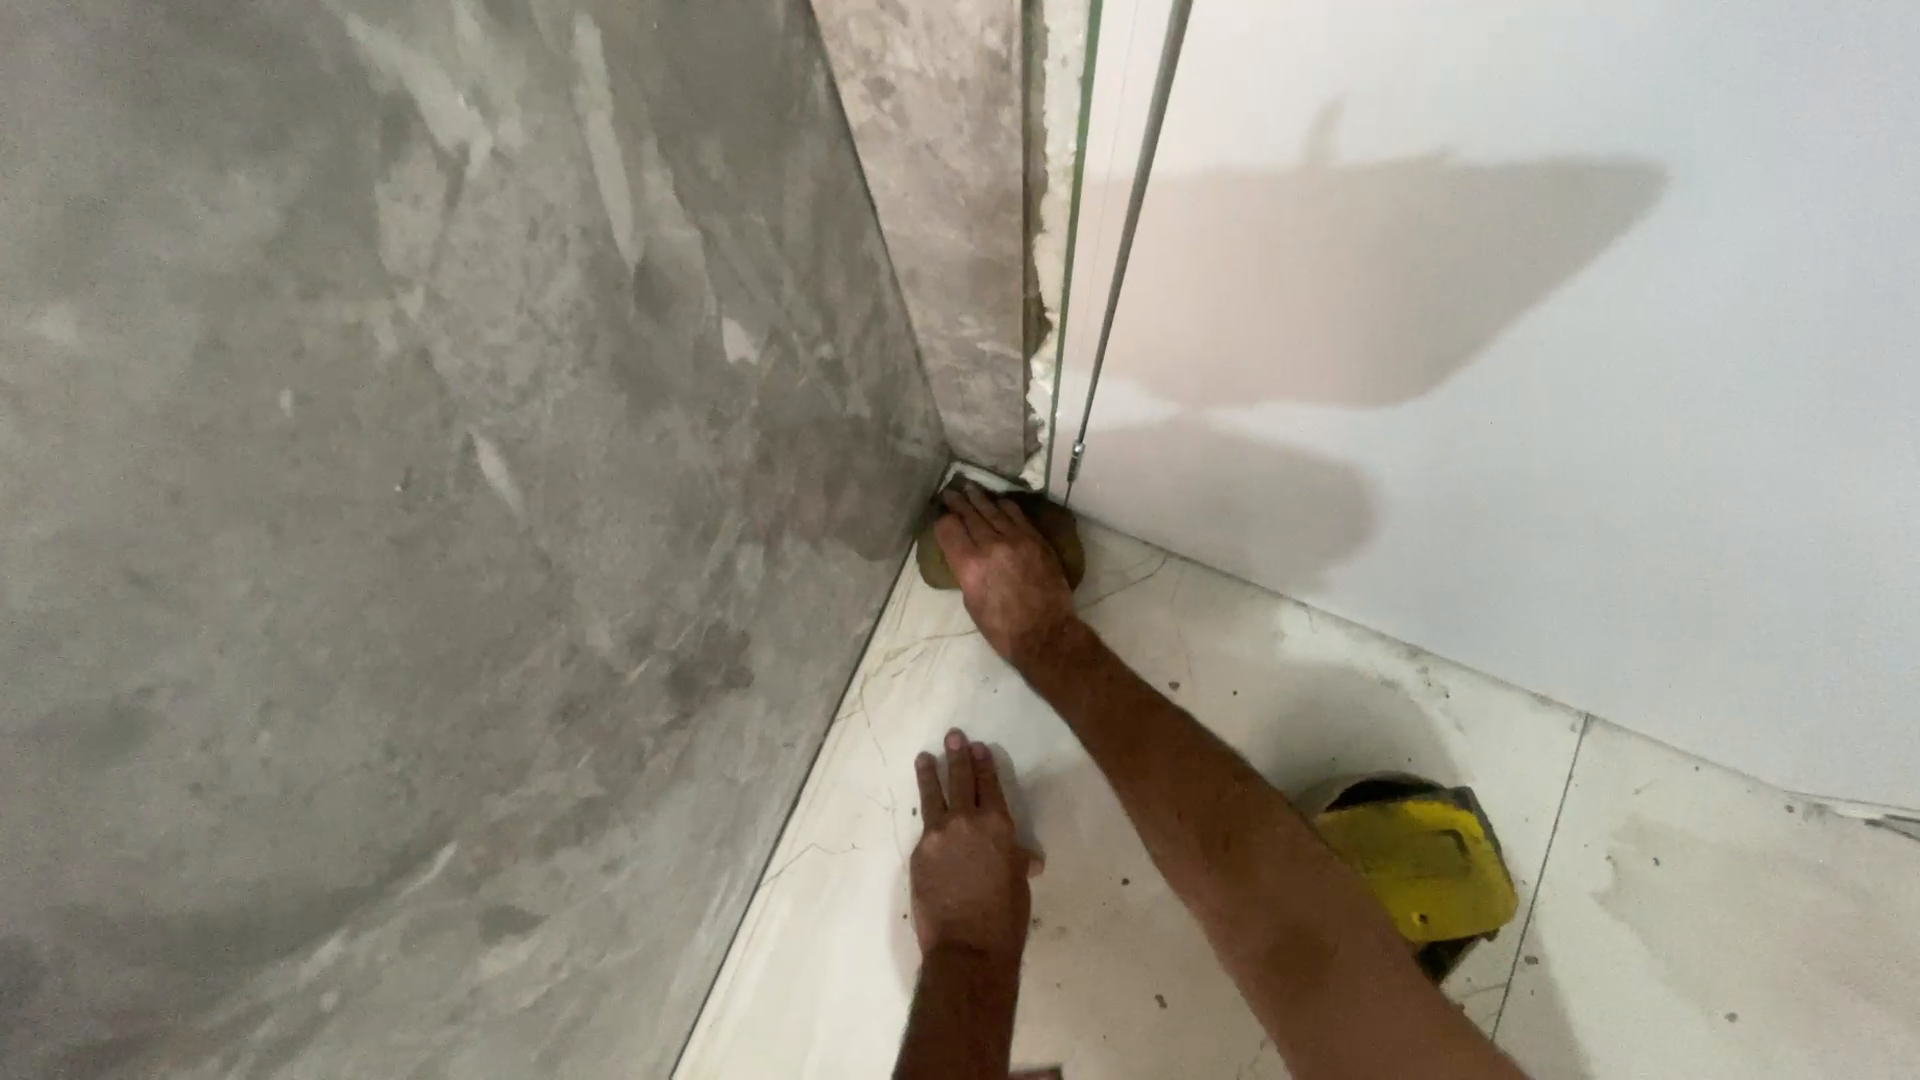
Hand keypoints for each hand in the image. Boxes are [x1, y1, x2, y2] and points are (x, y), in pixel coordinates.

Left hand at [910, 729, 1039, 960]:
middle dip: (957, 756)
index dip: (984, 764)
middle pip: (961, 779)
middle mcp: (968, 820)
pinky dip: (927, 817)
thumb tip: (1023, 858)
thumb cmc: (1005, 917)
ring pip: (934, 794)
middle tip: (953, 736)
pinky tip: (924, 812)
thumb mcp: (1019, 882)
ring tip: (926, 757)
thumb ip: (1015, 859)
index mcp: (999, 825)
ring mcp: (939, 834)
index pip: (990, 784)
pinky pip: (925, 828)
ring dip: (930, 773)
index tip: (977, 747)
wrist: (968, 946)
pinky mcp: (919, 851)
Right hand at [934, 486, 1075, 663]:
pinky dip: (1004, 506)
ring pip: (993, 510)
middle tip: (950, 492)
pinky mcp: (1036, 540)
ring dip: (979, 498)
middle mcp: (990, 546)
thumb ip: (965, 572)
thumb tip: (964, 554)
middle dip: (957, 502)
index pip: (949, 529)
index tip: (941, 517)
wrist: (1045, 633)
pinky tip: (998, 501)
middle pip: (969, 514)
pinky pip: (1017, 515)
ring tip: (970, 488)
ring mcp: (1016, 540)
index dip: (942, 521)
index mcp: (969, 566)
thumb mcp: (971, 602)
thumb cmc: (1002, 628)